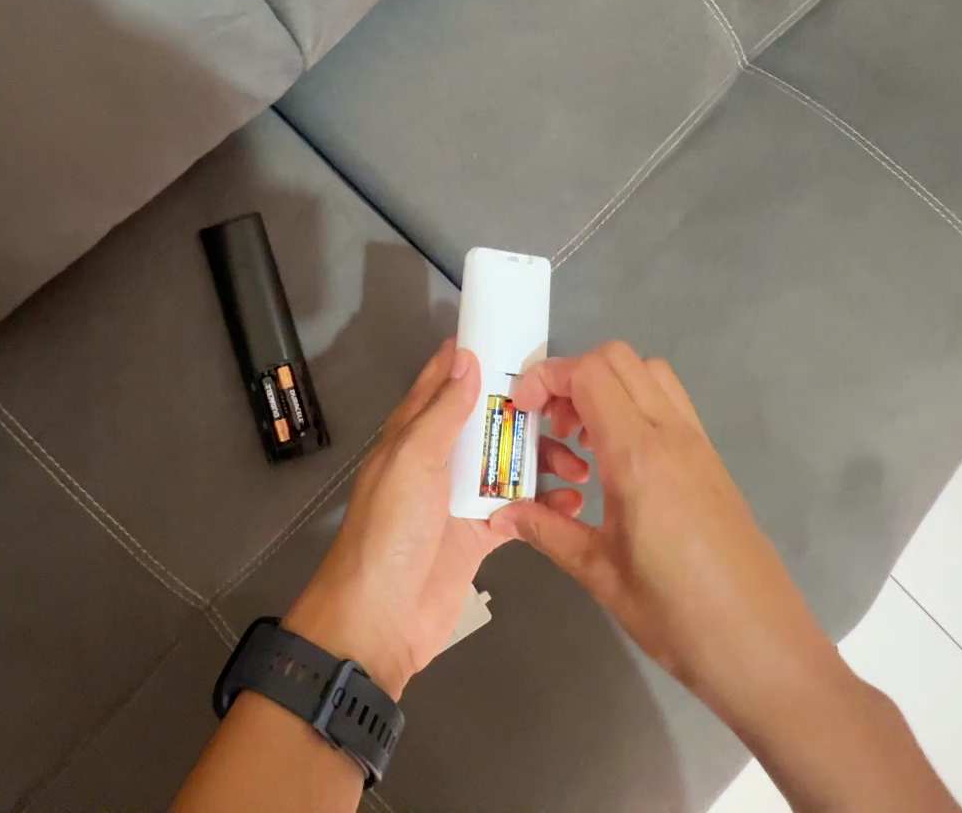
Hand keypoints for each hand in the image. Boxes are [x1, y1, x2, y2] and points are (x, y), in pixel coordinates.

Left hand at [285, 340, 586, 696]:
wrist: (381, 619)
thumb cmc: (390, 530)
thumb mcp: (411, 461)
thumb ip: (440, 412)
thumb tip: (465, 357)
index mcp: (412, 434)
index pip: (443, 384)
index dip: (473, 361)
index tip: (518, 343)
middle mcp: (437, 459)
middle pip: (486, 424)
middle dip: (526, 416)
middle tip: (572, 414)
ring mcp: (459, 497)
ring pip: (506, 464)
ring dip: (542, 461)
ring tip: (580, 465)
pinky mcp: (479, 533)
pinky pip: (516, 508)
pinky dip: (543, 504)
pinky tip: (571, 503)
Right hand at [487, 341, 844, 727]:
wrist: (767, 652)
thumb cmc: (677, 616)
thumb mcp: (599, 573)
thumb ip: (545, 530)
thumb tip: (498, 514)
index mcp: (639, 456)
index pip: (589, 373)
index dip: (545, 377)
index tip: (522, 411)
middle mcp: (672, 436)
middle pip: (618, 358)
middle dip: (571, 376)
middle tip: (550, 425)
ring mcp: (698, 445)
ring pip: (648, 373)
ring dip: (606, 386)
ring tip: (582, 442)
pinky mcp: (712, 462)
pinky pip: (668, 404)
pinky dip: (633, 406)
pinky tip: (616, 463)